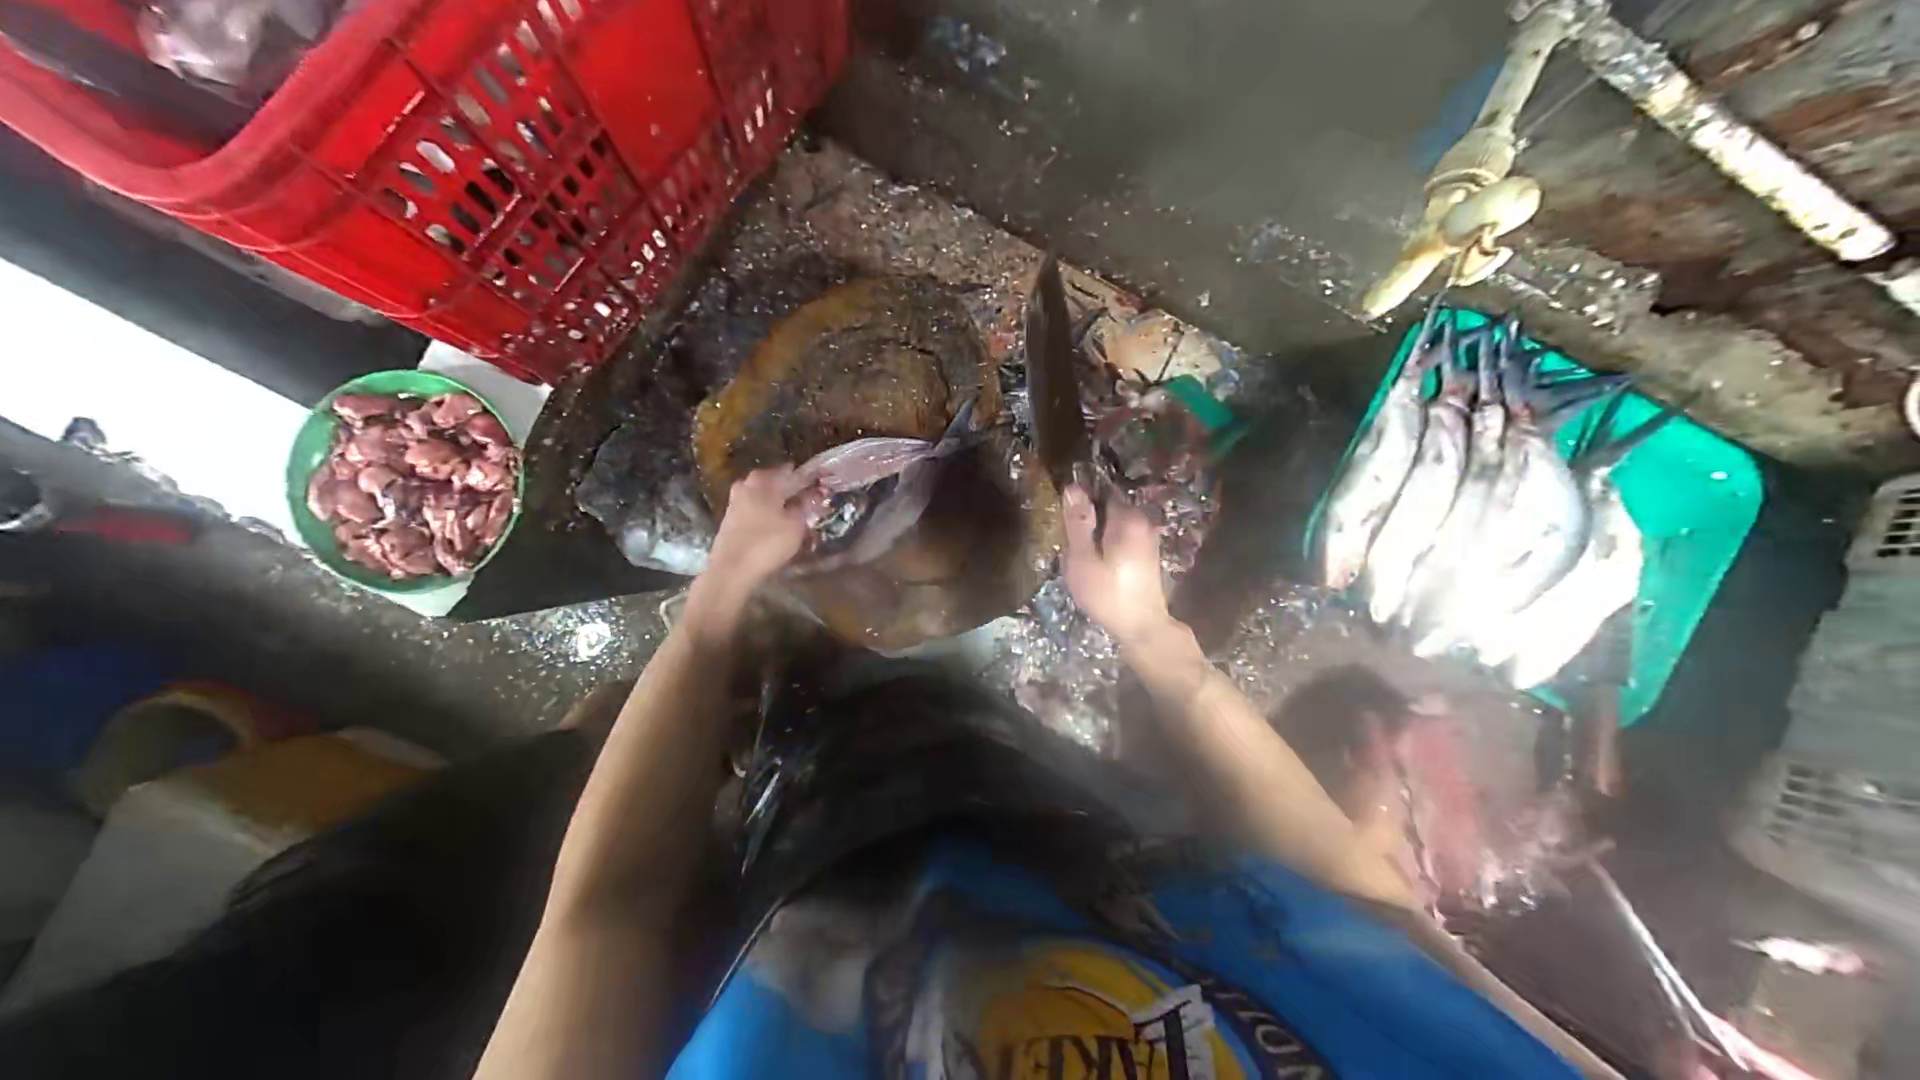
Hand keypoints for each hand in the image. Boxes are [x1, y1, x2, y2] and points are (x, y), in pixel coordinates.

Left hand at [686, 466, 807, 637]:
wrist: (731, 571)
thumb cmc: (767, 543)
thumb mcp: (795, 525)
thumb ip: (804, 507)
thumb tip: (810, 496)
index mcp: (763, 480)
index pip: (789, 471)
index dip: (805, 479)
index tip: (818, 487)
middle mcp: (745, 485)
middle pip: (773, 483)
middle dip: (789, 490)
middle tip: (807, 502)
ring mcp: (735, 503)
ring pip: (762, 497)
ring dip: (777, 504)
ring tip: (794, 516)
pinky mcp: (730, 520)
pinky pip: (754, 511)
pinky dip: (765, 515)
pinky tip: (775, 527)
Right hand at [1062, 484, 1171, 647]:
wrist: (1141, 627)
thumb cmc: (1107, 594)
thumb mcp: (1082, 559)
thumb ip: (1078, 523)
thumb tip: (1072, 488)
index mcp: (1128, 517)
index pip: (1100, 490)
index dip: (1080, 499)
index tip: (1064, 516)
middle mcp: (1143, 520)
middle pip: (1108, 506)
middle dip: (1088, 518)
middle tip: (1070, 542)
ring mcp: (1148, 536)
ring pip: (1114, 522)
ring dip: (1096, 532)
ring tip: (1081, 554)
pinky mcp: (1148, 551)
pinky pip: (1122, 535)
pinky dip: (1107, 542)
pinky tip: (1097, 562)